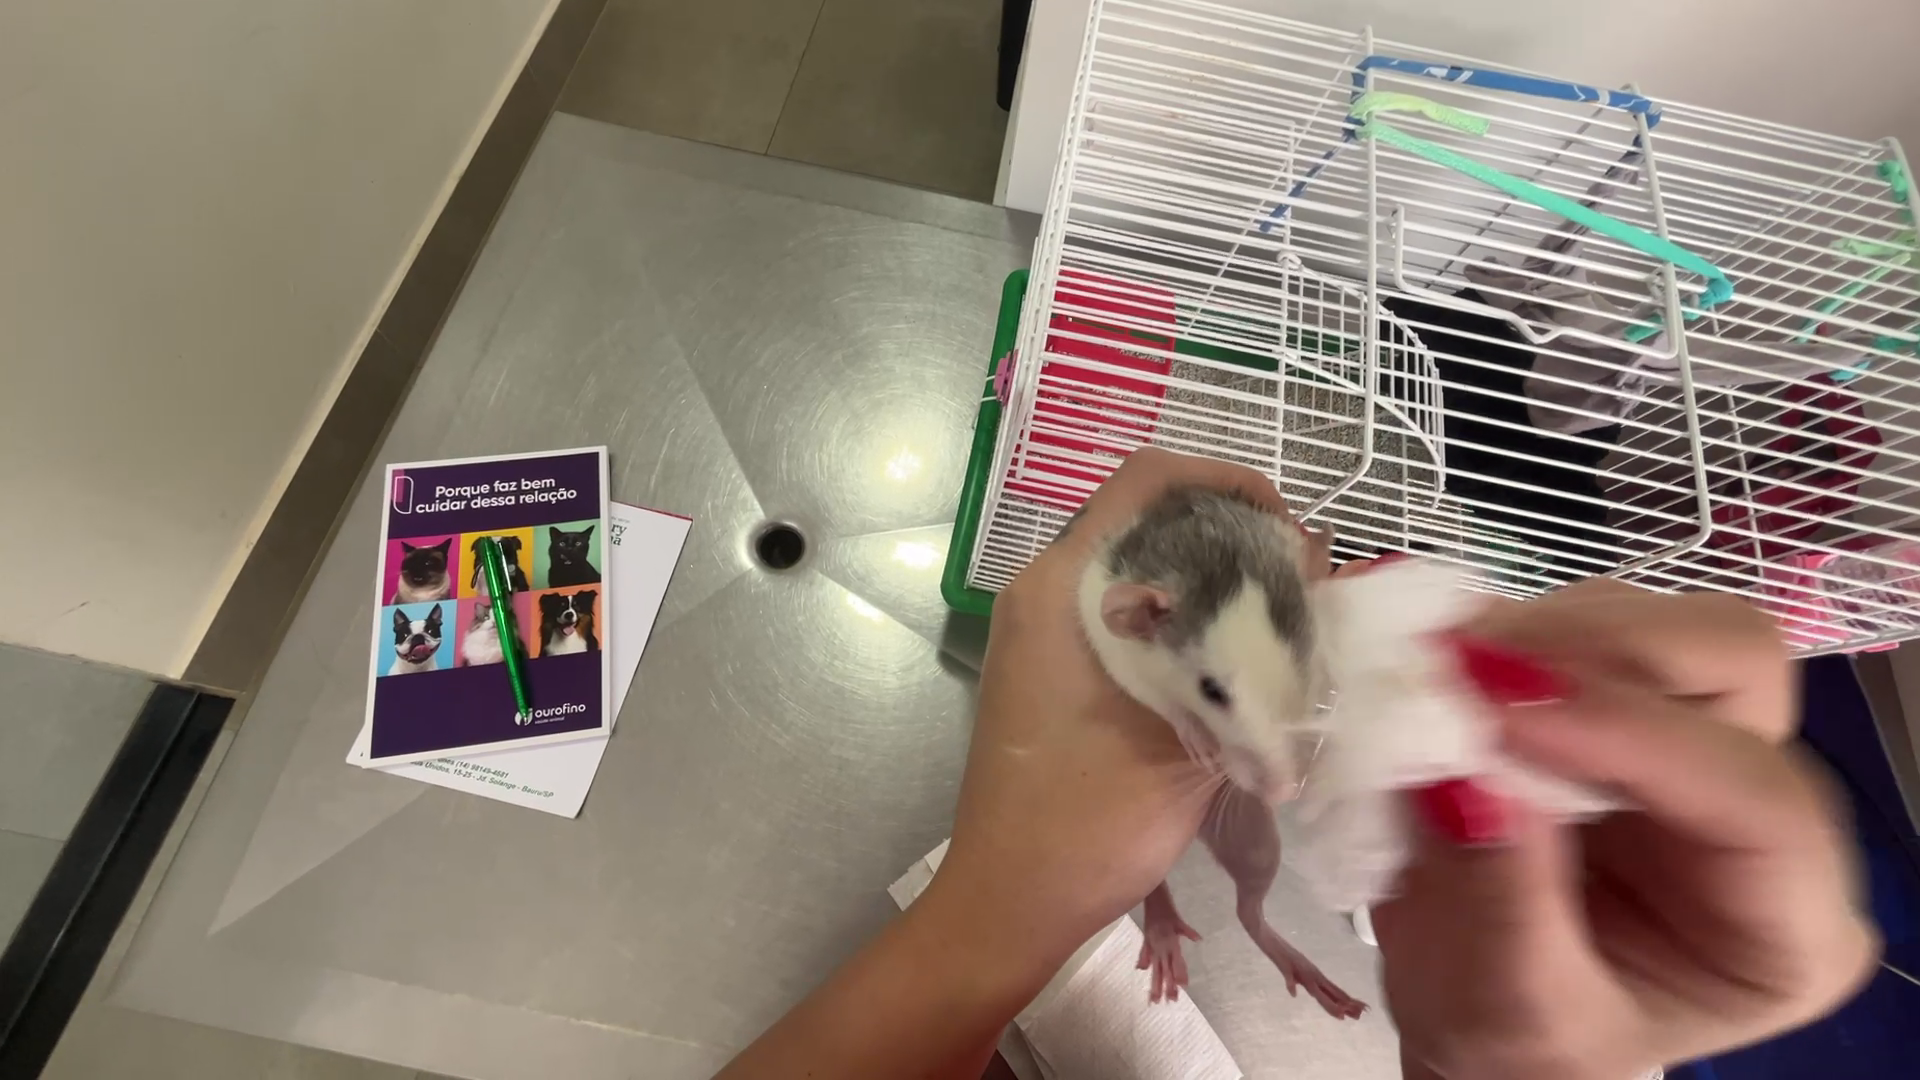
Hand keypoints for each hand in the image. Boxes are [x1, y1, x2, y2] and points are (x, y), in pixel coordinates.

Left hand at [922, 448, 1303, 977]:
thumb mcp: (1190, 739)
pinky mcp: (1045, 659)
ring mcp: (1036, 624)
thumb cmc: (1088, 822)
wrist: (1010, 896)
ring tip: (1265, 606)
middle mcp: (1039, 587)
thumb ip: (1252, 656)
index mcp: (1061, 585)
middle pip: (1138, 515)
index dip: (1222, 479)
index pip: (1143, 480)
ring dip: (1197, 571)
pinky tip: (1219, 646)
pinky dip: (1169, 607)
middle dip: (1219, 528)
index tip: (1281, 523)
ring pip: (1128, 561)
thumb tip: (1307, 582)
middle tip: (1286, 572)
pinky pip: (1114, 604)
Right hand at [1374, 580, 1880, 1079]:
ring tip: (1431, 667)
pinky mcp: (1573, 708)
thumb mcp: (1508, 1002)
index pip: (1747, 793)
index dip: (1621, 730)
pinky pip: (1549, 624)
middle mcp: (1736, 807)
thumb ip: (1499, 895)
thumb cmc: (1505, 1036)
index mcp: (1772, 916)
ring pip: (1639, 624)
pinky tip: (1425, 653)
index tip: (1481, 703)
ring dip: (1529, 629)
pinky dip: (1483, 624)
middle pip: (1726, 665)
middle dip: (1592, 649)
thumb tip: (1457, 773)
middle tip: (1461, 668)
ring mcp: (1655, 743)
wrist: (1467, 1011)